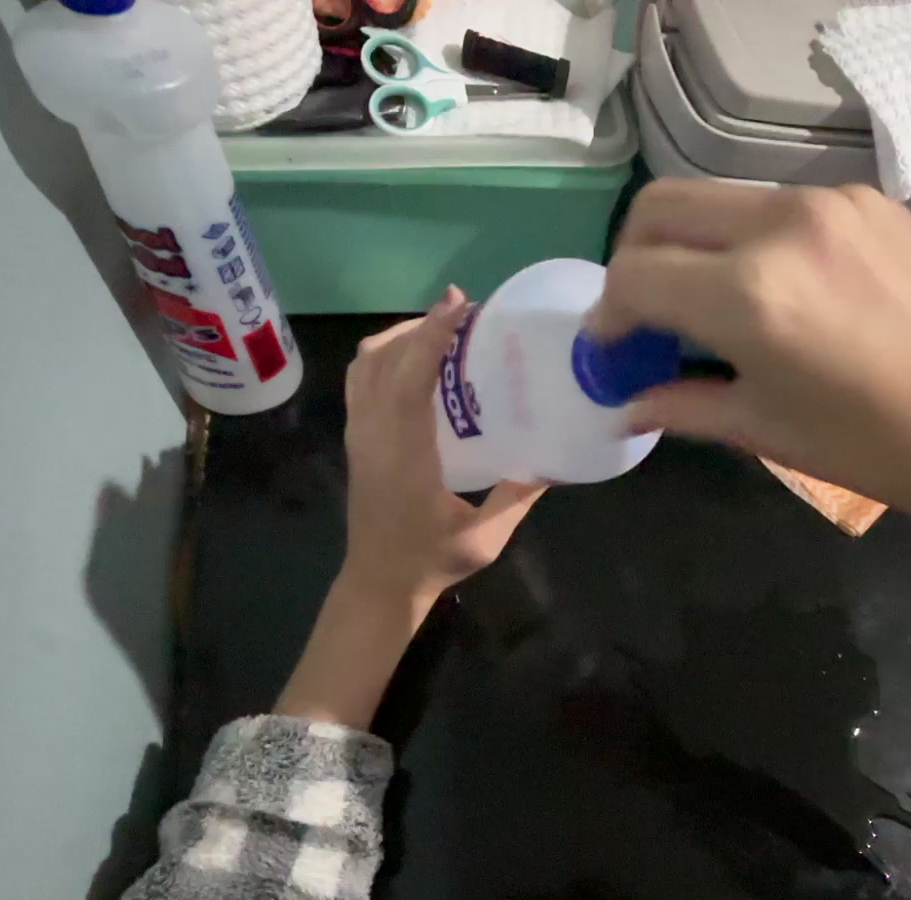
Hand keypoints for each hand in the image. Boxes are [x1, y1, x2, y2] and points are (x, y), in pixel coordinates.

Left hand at [341, 287, 546, 603]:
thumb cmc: (432, 562)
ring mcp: (358, 435)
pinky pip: (360, 381)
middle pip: (383, 358)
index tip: (459, 304)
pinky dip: (384, 357)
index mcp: (405, 455)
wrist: (378, 584)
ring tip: (441, 332)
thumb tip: (555, 462)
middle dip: (422, 327)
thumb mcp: (485, 537)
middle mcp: (373, 435)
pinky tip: (415, 362)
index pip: (410, 378)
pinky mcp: (355, 440)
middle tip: (465, 317)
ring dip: (399, 338)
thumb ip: (518, 497)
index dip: (432, 335)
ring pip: (365, 365)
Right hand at [590, 180, 910, 598]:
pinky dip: (746, 240)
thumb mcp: (764, 429)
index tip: (609, 348)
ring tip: (707, 307)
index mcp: (748, 295)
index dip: (606, 315)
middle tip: (643, 316)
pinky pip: (777, 204)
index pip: (634, 275)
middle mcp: (781, 226)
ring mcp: (831, 202)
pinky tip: (772, 292)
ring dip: (690, 245)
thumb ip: (683, 405)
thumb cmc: (873, 447)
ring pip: (719, 199)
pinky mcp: (869, 200)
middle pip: (660, 208)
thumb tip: (626, 405)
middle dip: (631, 260)